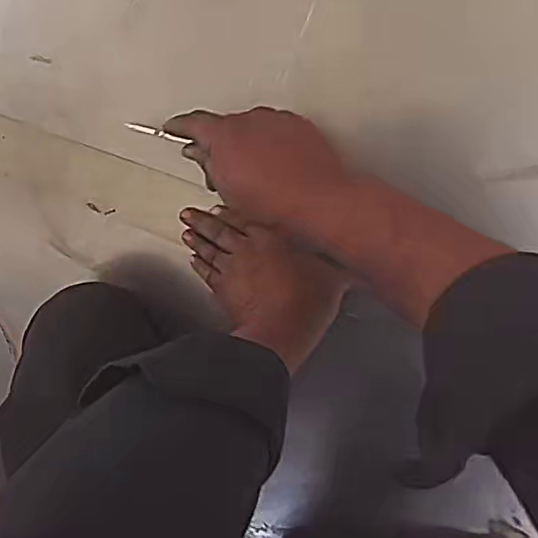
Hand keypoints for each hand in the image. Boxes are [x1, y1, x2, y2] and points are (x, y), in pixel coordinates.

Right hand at [162, 107, 348, 228]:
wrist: (316, 203)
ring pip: (251, 126)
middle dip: (217, 144)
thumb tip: (200, 154)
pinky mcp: (299, 126)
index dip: (179, 126)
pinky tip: (271, 167)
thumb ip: (207, 164)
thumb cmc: (274, 202)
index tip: (173, 128)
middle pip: (223, 125)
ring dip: (245, 144)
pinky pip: (275, 129)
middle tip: (214, 166)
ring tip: (249, 173)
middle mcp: (251, 120)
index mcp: (224, 133)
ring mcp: (277, 120)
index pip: (192, 122)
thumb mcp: (225, 189)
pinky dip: (269, 143)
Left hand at [182, 206, 349, 370]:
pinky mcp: (221, 290)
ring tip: (186, 232)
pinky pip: (205, 272)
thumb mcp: (332, 274)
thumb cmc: (306, 302)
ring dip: (195, 239)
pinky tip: (193, 260)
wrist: (280, 329)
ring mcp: (230, 270)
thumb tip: (351, 261)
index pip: (244, 219)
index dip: (229, 213)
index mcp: (270, 238)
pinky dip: (197, 264)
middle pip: (218, 230)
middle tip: (188, 213)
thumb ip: (334, 263)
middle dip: (201, 220)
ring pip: (207, 248)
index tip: (219, 208)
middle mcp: (245, 249)